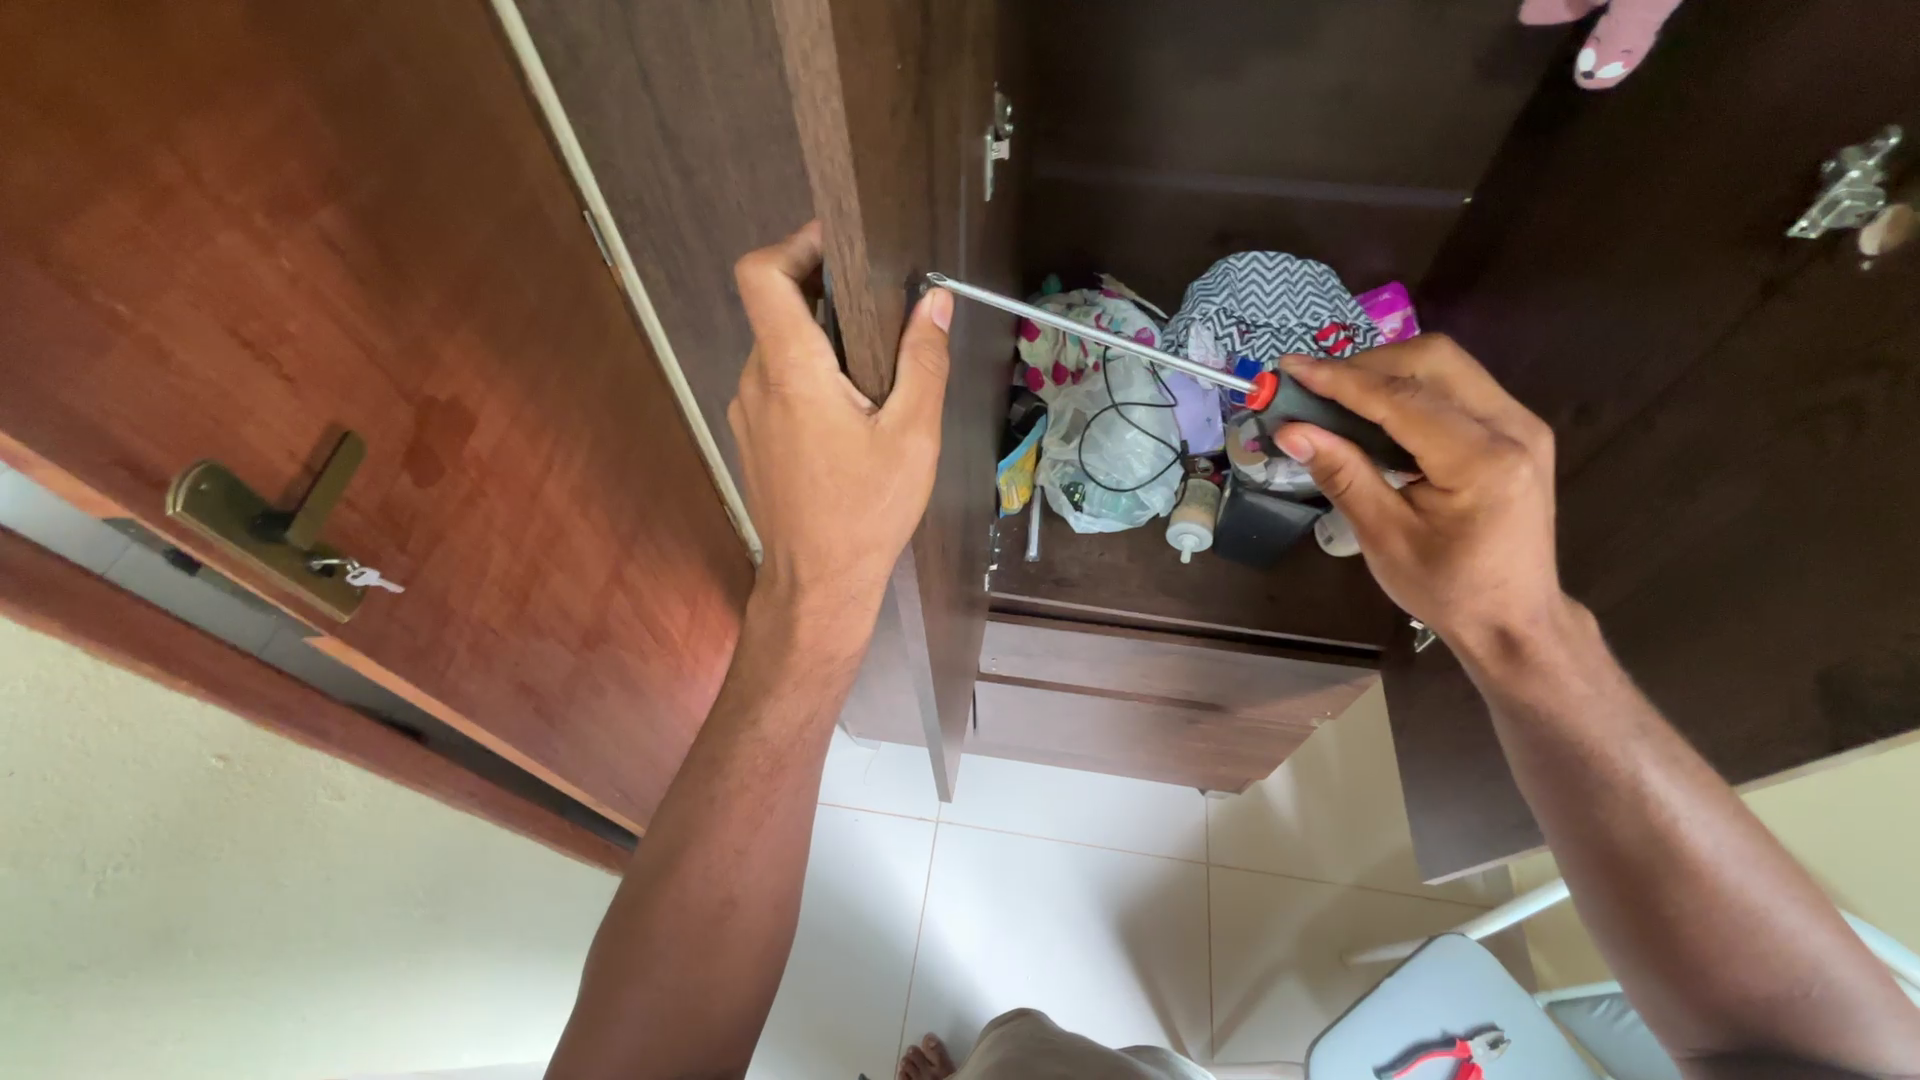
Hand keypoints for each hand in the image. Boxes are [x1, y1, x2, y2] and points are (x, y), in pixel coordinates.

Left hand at [730, 221, 952, 615]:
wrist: (817, 582)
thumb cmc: (866, 512)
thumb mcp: (912, 436)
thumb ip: (923, 361)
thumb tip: (934, 301)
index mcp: (791, 372)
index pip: (762, 275)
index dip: (795, 244)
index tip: (839, 243)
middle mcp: (756, 382)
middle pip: (775, 309)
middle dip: (824, 294)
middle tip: (879, 305)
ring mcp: (747, 412)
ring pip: (777, 349)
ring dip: (819, 341)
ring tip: (873, 364)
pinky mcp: (752, 438)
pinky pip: (776, 385)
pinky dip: (808, 375)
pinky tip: (850, 410)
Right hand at [1269, 336, 1568, 652]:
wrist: (1514, 617)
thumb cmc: (1447, 587)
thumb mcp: (1384, 537)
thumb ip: (1342, 474)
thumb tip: (1289, 431)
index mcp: (1483, 462)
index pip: (1402, 399)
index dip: (1341, 380)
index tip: (1289, 370)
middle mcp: (1513, 428)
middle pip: (1433, 360)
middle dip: (1365, 365)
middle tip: (1313, 389)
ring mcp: (1520, 423)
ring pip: (1445, 365)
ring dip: (1385, 371)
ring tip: (1336, 398)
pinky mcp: (1514, 428)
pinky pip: (1455, 386)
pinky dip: (1406, 387)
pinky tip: (1373, 414)